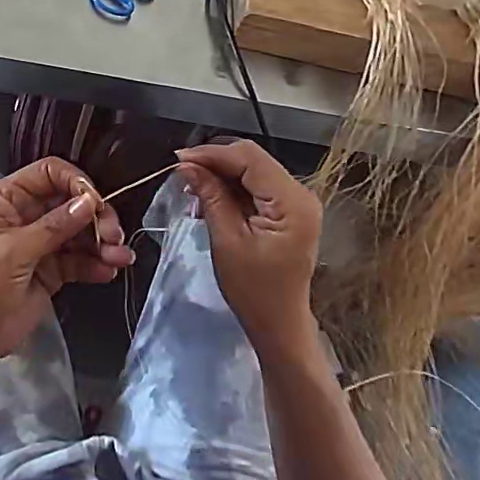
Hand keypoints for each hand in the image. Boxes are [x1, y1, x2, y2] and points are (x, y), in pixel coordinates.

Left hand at [0, 159, 129, 395]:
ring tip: (119, 258)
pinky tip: (108, 271)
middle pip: (73, 202)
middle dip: (97, 217)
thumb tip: (89, 202)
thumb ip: (54, 227)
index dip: (76, 182)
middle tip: (113, 236)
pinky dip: (97, 264)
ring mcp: (42, 244)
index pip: (50, 173)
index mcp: (9, 199)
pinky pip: (81, 260)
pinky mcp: (53, 271)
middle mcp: (28, 215)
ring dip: (103, 243)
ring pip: (82, 232)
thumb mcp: (12, 252)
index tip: (96, 203)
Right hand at [175, 140, 322, 360]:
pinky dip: (232, 187)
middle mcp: (301, 194)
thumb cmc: (254, 291)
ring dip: (221, 174)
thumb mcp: (227, 241)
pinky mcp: (289, 210)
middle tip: (181, 172)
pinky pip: (257, 186)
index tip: (178, 159)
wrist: (279, 325)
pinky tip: (210, 196)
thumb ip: (211, 196)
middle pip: (253, 160)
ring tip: (191, 187)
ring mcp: (297, 201)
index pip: (250, 159)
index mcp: (293, 202)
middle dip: (215, 162)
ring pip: (253, 170)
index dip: (212, 154)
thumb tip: (187, 165)